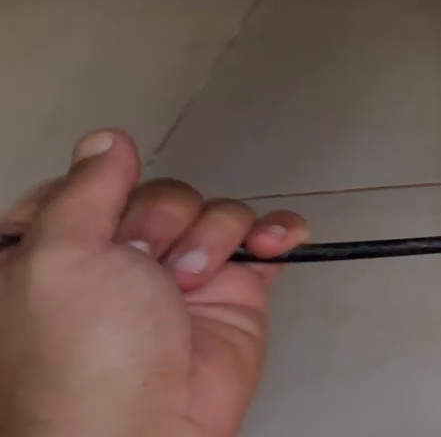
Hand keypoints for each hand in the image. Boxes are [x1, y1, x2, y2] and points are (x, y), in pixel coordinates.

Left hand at [0, 130, 307, 436]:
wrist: (149, 422)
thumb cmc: (81, 357)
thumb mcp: (54, 264)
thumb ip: (82, 195)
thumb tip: (104, 141)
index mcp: (51, 262)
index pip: (80, 194)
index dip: (99, 196)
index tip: (100, 223)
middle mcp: (113, 266)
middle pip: (161, 197)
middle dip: (168, 220)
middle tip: (149, 262)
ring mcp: (180, 276)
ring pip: (218, 213)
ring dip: (219, 236)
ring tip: (201, 278)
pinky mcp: (238, 286)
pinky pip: (271, 235)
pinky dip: (279, 233)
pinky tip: (274, 246)